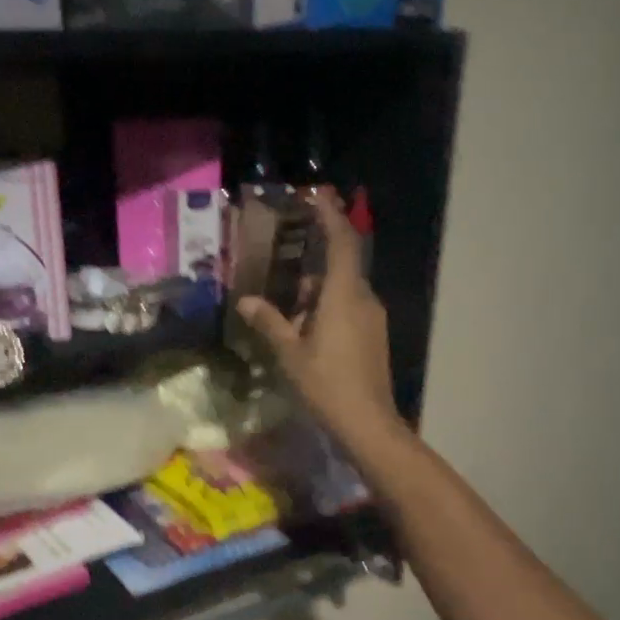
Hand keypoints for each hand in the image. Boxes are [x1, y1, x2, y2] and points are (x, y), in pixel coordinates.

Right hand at [235, 196, 405, 445]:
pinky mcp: (374, 337)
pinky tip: (307, 336)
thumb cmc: (326, 384)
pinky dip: (328, 312)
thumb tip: (246, 302)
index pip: (342, 241)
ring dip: (317, 296)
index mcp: (344, 294)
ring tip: (288, 315)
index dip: (330, 215)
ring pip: (343, 292)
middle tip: (283, 271)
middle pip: (340, 268)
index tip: (315, 198)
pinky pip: (350, 310)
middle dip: (313, 267)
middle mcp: (364, 298)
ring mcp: (373, 318)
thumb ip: (270, 323)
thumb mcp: (290, 354)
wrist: (367, 422)